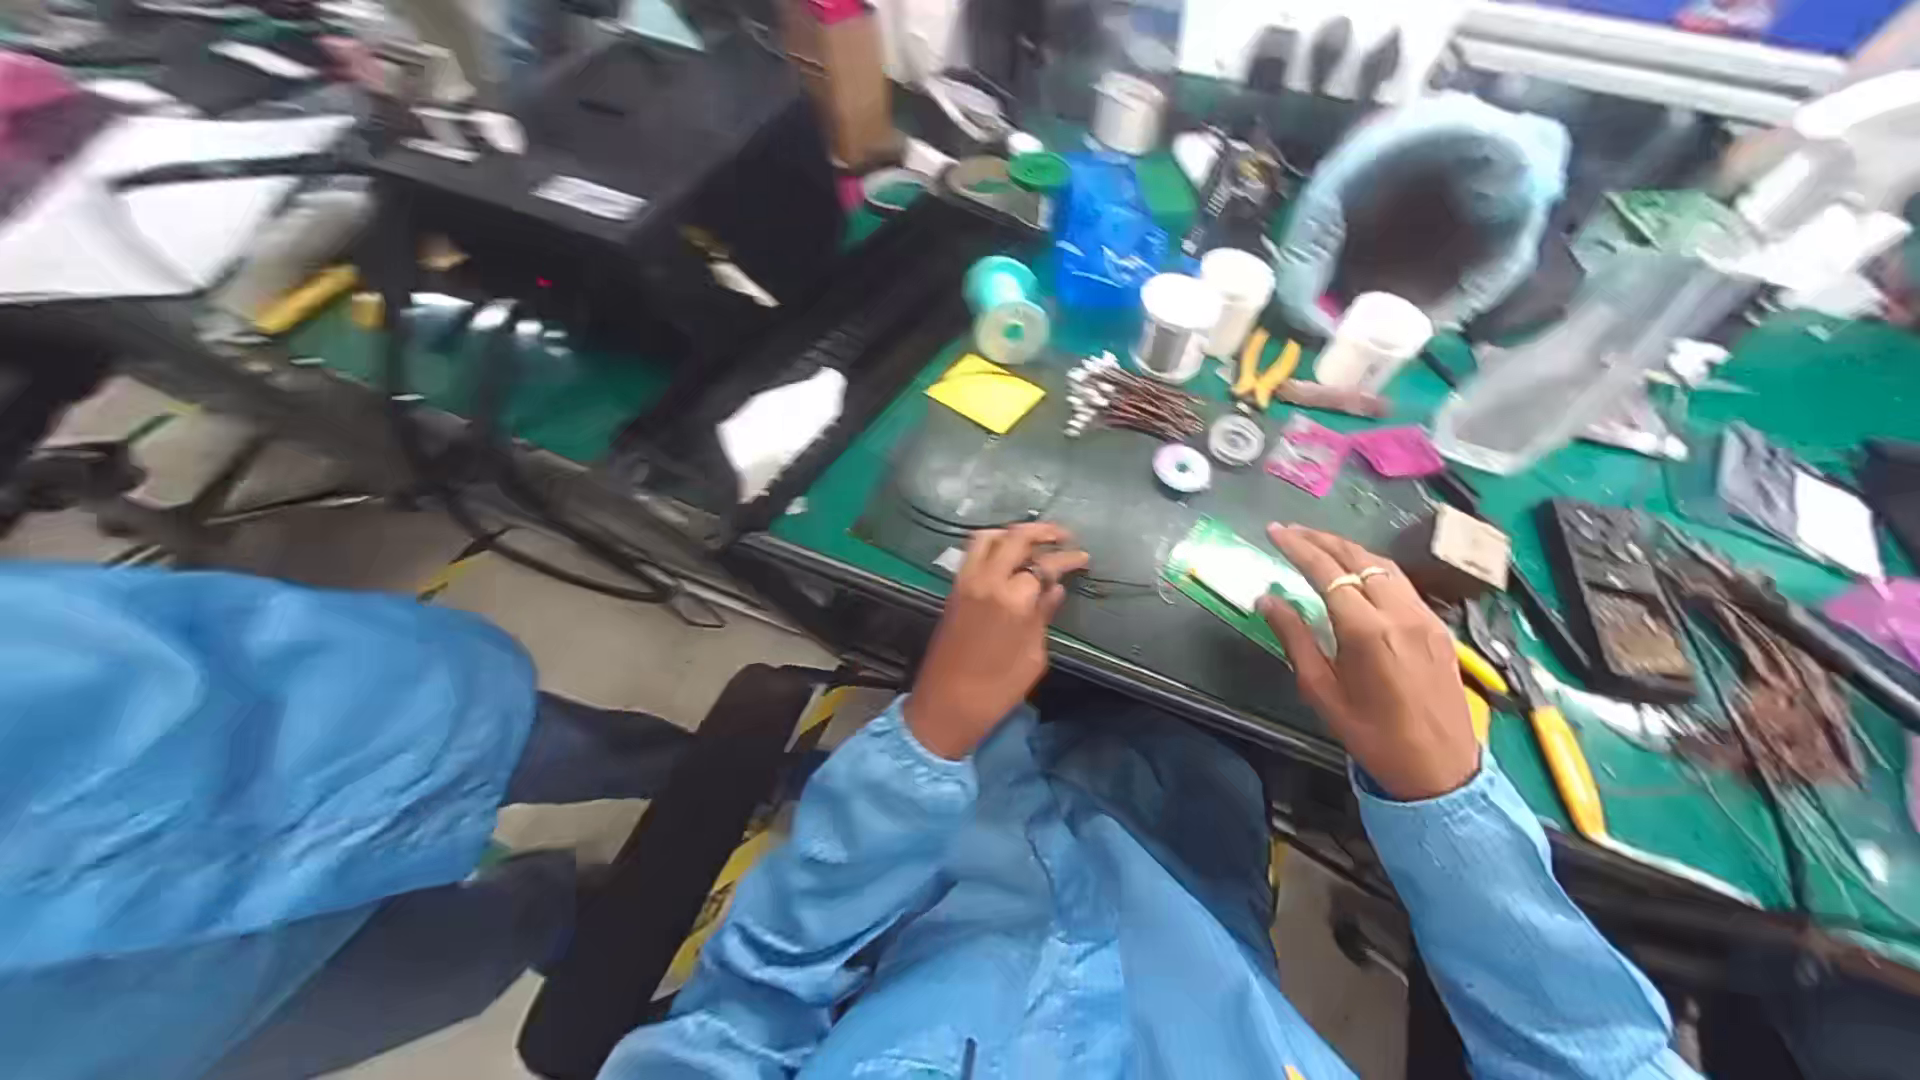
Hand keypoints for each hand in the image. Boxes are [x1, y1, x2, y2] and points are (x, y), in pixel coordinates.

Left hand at [906, 523, 1089, 758]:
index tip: (1083, 558)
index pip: (1044, 565)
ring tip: (1033, 542)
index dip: (1067, 559)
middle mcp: (986, 580)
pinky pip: (973, 553)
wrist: (945, 705)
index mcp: (1012, 599)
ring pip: (987, 538)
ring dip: (1012, 533)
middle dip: (1042, 532)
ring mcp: (965, 582)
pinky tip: (1009, 557)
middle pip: (1015, 537)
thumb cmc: (997, 690)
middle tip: (1062, 536)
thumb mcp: (1033, 655)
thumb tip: (1054, 589)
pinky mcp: (953, 590)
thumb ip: (1043, 615)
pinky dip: (993, 545)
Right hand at [1256, 525, 1478, 800]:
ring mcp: (1426, 619)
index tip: (1276, 532)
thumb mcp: (1320, 689)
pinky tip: (1356, 573)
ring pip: (1385, 566)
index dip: (1299, 548)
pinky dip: (1372, 568)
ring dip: (1349, 549)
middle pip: (1360, 559)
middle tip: (1292, 531)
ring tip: (1319, 545)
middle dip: (1322, 540)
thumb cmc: (1370, 733)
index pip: (1328, 572)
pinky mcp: (1439, 628)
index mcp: (1367, 631)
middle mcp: (1401, 615)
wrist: (1440, 769)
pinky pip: (1402, 584)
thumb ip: (1294, 637)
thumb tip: (1268, 599)